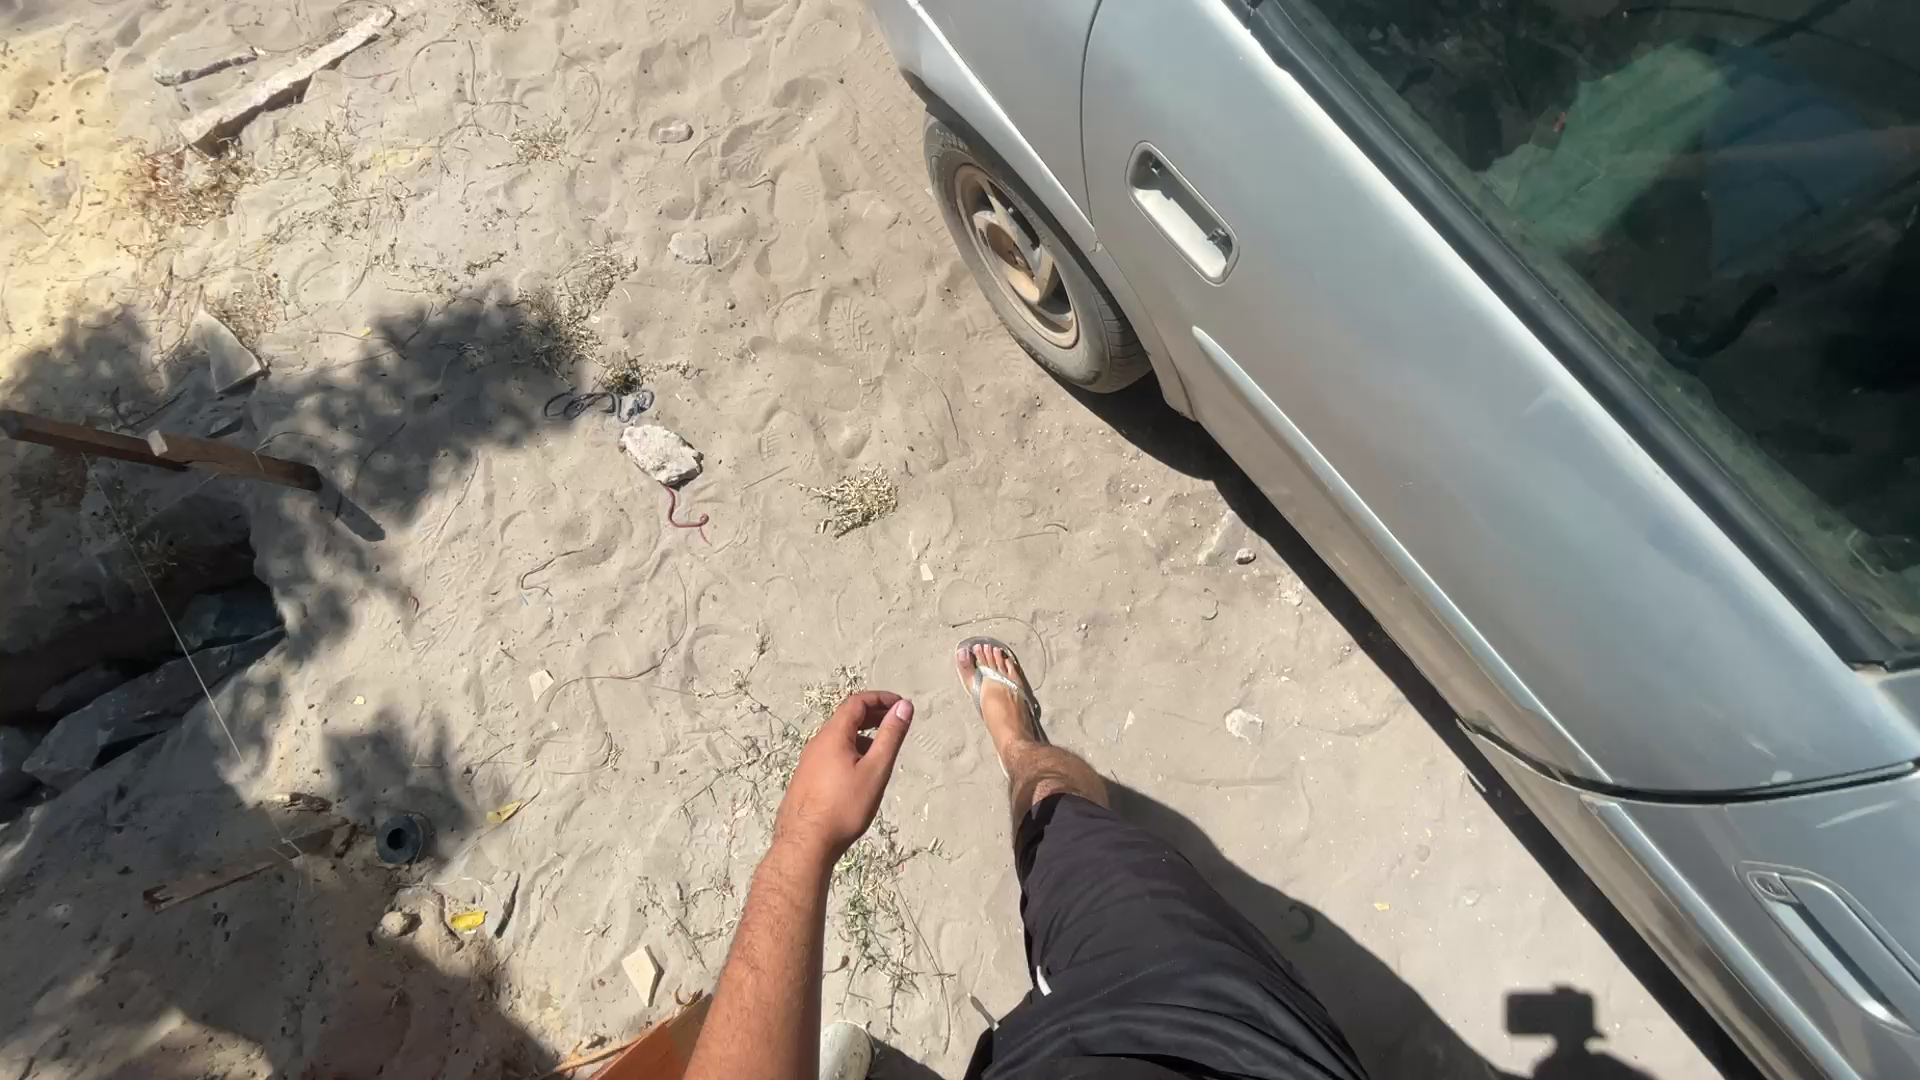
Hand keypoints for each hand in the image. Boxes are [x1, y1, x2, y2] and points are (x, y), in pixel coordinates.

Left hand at [774, 690, 913, 863]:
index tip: (901, 705)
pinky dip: (851, 749)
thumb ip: (890, 736)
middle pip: (847, 717)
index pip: (857, 702)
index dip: (881, 698)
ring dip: (863, 734)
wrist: (804, 844)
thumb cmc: (845, 806)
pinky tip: (861, 772)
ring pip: (839, 737)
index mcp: (833, 735)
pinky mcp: (806, 778)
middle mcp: (817, 742)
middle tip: (896, 722)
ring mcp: (809, 761)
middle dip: (874, 714)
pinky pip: (832, 753)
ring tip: (883, 750)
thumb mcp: (875, 770)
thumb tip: (904, 706)